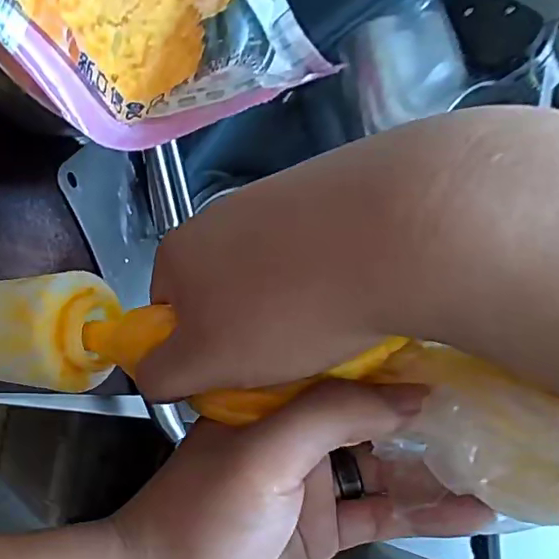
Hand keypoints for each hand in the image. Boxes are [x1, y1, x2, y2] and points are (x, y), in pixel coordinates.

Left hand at [109, 381, 492, 558]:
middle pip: (375, 419)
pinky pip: (381, 515)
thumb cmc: (204, 518)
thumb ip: (328, 416)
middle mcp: (296, 440)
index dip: (405, 367)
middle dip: (434, 418)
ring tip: (510, 461)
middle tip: (509, 412)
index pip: (348, 373)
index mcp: (274, 406)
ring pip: (386, 469)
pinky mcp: (322, 532)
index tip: (470, 359)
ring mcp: (312, 488)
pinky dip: (424, 514)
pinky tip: (478, 513)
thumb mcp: (263, 456)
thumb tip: (413, 394)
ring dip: (439, 467)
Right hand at [134, 107, 558, 401]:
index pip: (170, 316)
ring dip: (293, 307)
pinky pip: (319, 246)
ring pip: (274, 272)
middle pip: (222, 293)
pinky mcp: (334, 182)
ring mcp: (277, 192)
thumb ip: (160, 374)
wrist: (407, 224)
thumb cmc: (289, 309)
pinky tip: (362, 293)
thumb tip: (151, 371)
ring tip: (333, 331)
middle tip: (289, 363)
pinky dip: (332, 274)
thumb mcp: (206, 362)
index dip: (200, 354)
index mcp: (178, 252)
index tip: (239, 376)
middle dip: (249, 331)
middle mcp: (219, 214)